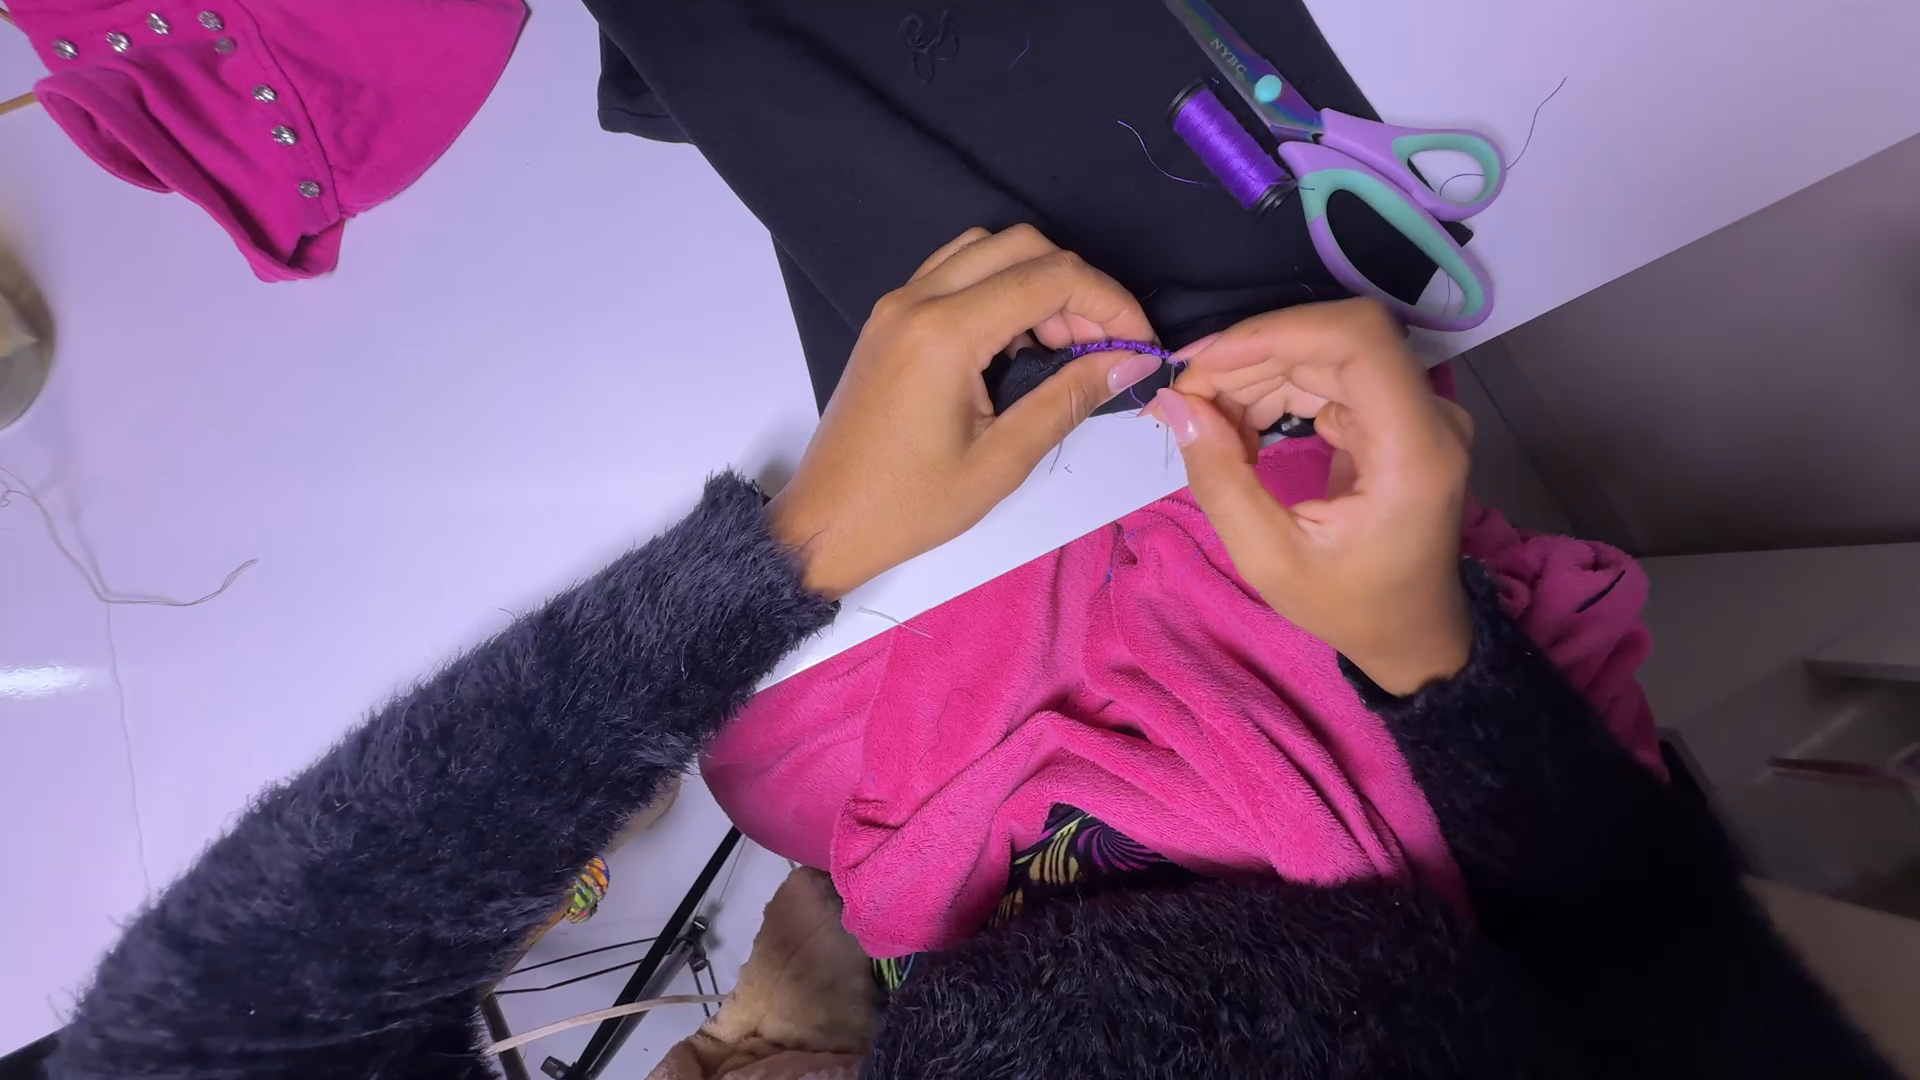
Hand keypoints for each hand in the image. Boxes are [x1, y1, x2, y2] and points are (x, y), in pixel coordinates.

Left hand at [770, 226, 1159, 597]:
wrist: (827, 521)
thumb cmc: (910, 506)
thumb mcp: (1001, 461)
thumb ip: (1068, 399)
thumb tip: (1130, 361)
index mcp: (944, 333)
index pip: (1050, 278)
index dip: (1111, 304)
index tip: (1138, 346)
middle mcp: (915, 300)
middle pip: (1021, 245)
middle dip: (1077, 287)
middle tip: (1099, 349)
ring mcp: (896, 305)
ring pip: (985, 250)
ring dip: (1035, 282)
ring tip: (1058, 348)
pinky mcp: (888, 321)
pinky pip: (954, 274)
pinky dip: (997, 290)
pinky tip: (1013, 345)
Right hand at [1151, 300, 1473, 694]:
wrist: (1408, 629)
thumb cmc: (1346, 605)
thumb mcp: (1268, 558)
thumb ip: (1220, 480)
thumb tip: (1172, 405)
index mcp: (1413, 452)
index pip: (1356, 341)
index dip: (1273, 334)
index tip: (1201, 363)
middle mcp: (1426, 415)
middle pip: (1330, 343)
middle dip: (1246, 360)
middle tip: (1182, 402)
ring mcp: (1415, 411)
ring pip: (1321, 355)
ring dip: (1252, 379)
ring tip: (1205, 425)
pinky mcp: (1393, 415)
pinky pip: (1324, 378)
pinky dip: (1271, 394)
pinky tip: (1237, 432)